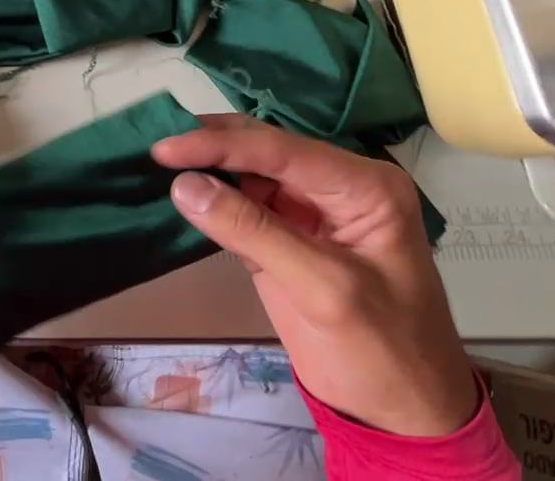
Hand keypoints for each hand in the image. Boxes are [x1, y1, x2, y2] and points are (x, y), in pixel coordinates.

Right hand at [152, 115, 477, 437]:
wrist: (401, 413)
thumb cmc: (383, 351)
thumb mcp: (321, 289)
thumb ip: (253, 231)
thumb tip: (183, 185)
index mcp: (363, 186)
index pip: (280, 149)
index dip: (219, 145)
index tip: (163, 148)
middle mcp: (336, 184)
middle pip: (262, 146)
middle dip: (208, 142)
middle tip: (153, 144)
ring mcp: (308, 206)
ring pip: (246, 167)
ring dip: (204, 163)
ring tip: (155, 158)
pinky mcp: (283, 229)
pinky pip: (240, 199)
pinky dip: (208, 192)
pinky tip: (177, 186)